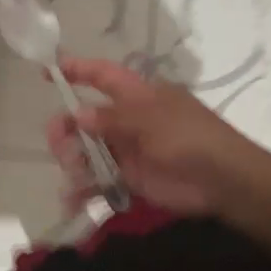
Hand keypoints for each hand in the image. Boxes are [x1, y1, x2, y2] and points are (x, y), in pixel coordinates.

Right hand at [47, 58, 269, 219]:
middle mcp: (128, 120)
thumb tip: (77, 115)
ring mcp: (127, 150)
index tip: (47, 72)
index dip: (76, 70)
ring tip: (73, 176)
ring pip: (86, 151)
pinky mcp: (129, 179)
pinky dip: (83, 190)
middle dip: (65, 130)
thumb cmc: (190, 139)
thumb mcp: (151, 119)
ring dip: (72, 162)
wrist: (223, 181)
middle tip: (60, 146)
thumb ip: (111, 118)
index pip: (102, 76)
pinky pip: (98, 181)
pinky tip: (71, 200)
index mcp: (137, 95)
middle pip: (84, 119)